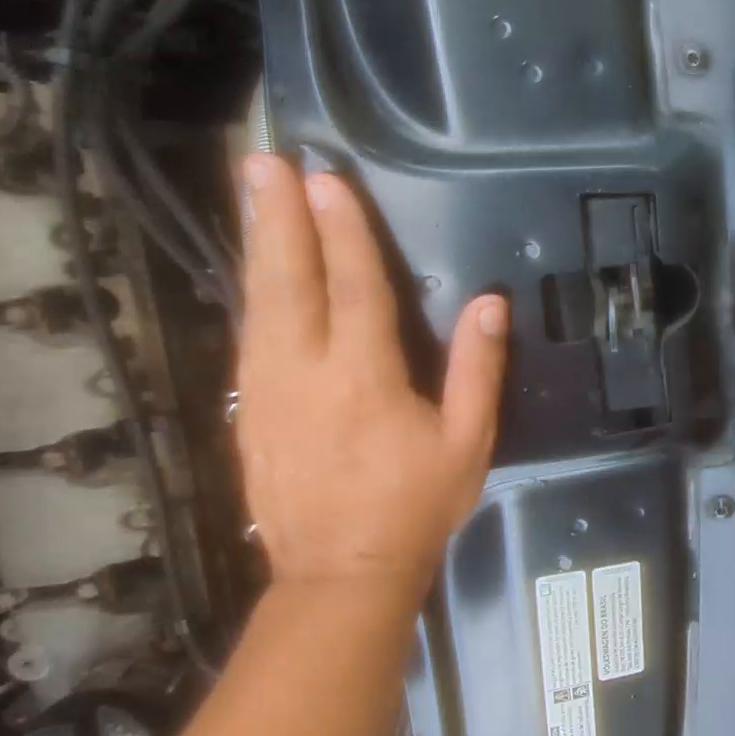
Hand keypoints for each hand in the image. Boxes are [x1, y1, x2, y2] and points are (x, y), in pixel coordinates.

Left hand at [234, 154, 508, 596]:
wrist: (339, 573)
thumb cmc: (417, 503)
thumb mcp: (468, 442)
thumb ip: (478, 370)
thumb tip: (489, 303)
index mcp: (364, 380)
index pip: (355, 289)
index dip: (344, 232)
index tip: (329, 181)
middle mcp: (303, 375)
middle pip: (287, 283)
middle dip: (278, 218)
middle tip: (263, 162)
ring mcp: (263, 393)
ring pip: (257, 304)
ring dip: (258, 244)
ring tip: (254, 196)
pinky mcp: (246, 411)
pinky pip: (250, 336)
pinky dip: (255, 291)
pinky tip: (259, 270)